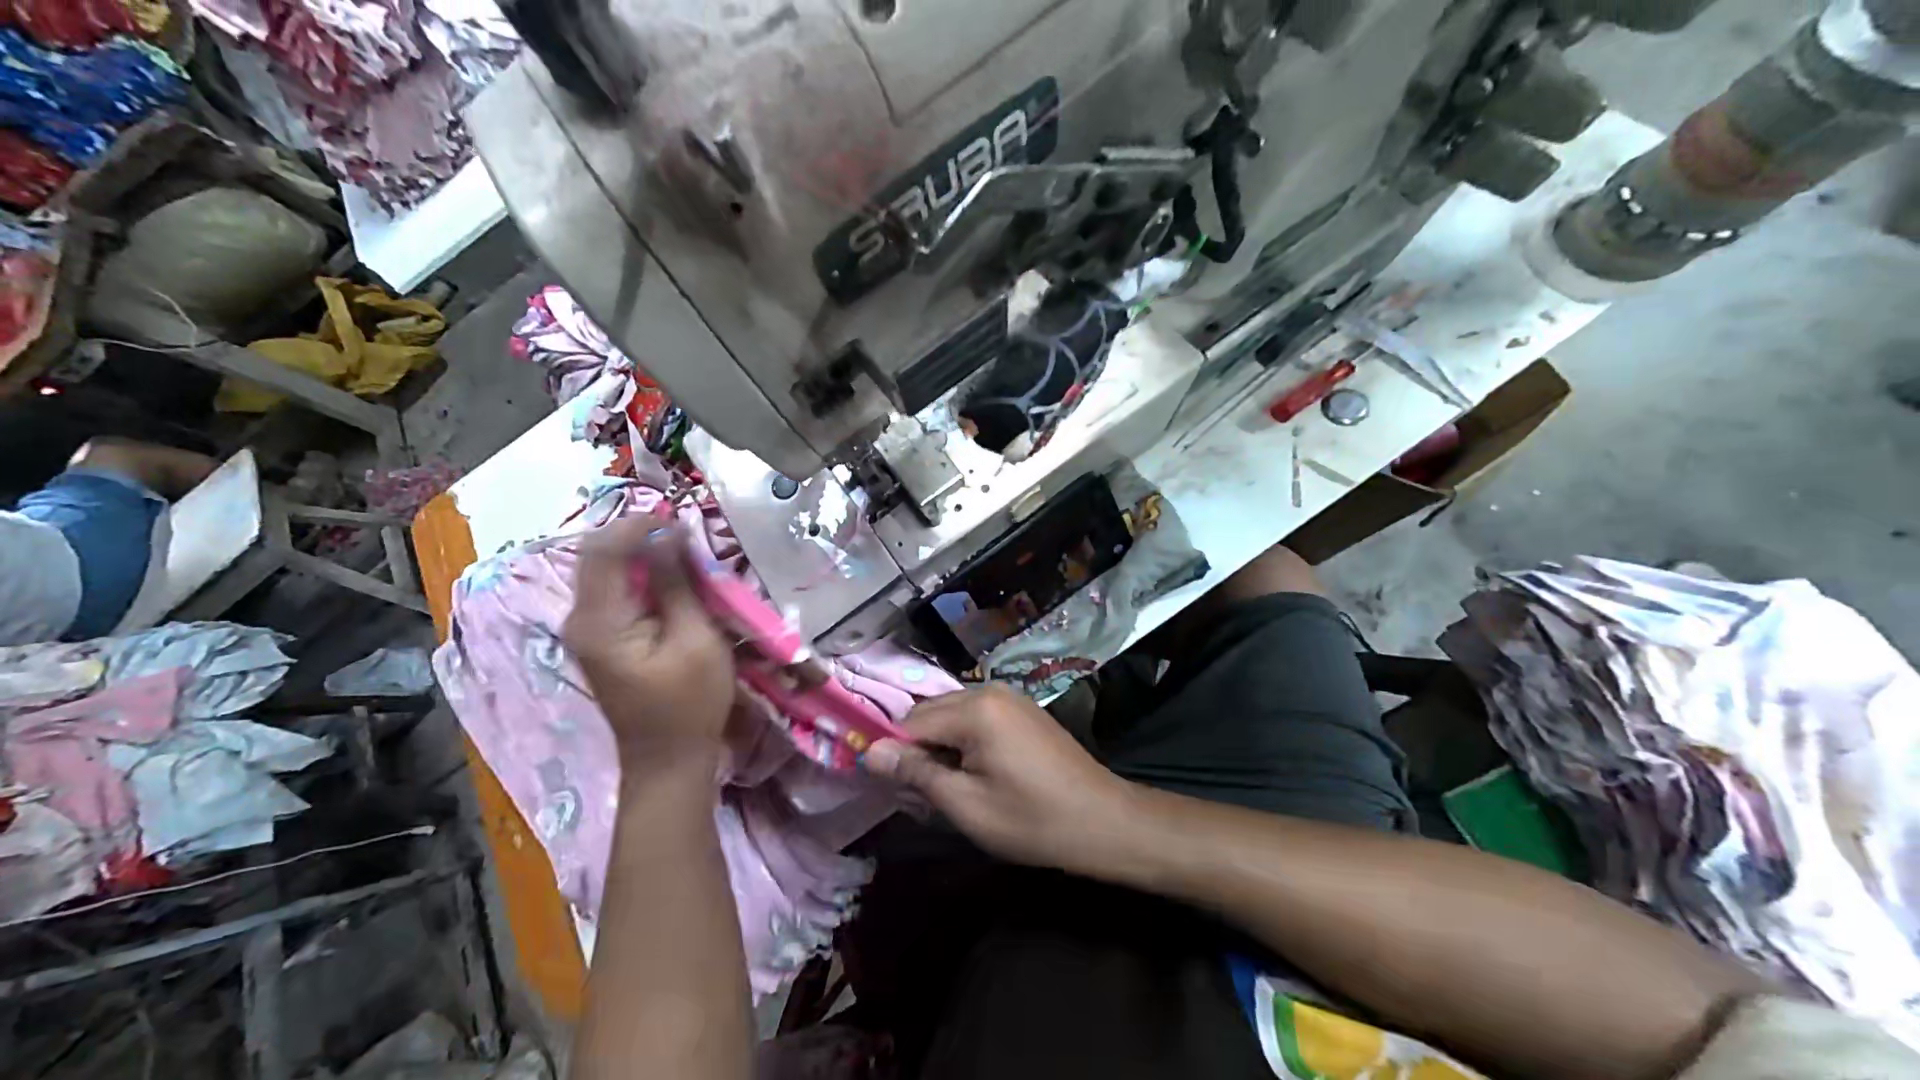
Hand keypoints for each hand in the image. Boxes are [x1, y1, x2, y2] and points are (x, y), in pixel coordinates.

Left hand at [563, 520, 735, 773]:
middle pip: (598, 556)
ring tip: (683, 551)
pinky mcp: (600, 638)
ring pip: (605, 571)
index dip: (638, 525)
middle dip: (639, 536)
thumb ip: (677, 584)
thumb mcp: (695, 638)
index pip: (603, 550)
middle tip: (685, 533)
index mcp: (598, 621)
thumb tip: (669, 533)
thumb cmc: (690, 704)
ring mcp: (586, 630)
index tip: (679, 518)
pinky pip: (614, 591)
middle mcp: (580, 619)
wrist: (668, 761)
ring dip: (641, 555)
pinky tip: (671, 580)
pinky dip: (640, 577)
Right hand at [864, 685, 1141, 876]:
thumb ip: (916, 774)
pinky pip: (975, 718)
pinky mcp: (1021, 710)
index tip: (893, 790)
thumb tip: (869, 753)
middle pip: (929, 714)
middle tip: (921, 798)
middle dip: (917, 752)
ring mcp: (1009, 697)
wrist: (1105, 822)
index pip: (909, 723)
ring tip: (948, 791)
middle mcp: (989, 690)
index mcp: (975, 709)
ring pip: (951, 716)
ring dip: (939, 749)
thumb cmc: (1032, 820)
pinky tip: (972, 776)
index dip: (893, 755)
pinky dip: (963, 743)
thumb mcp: (966, 805)